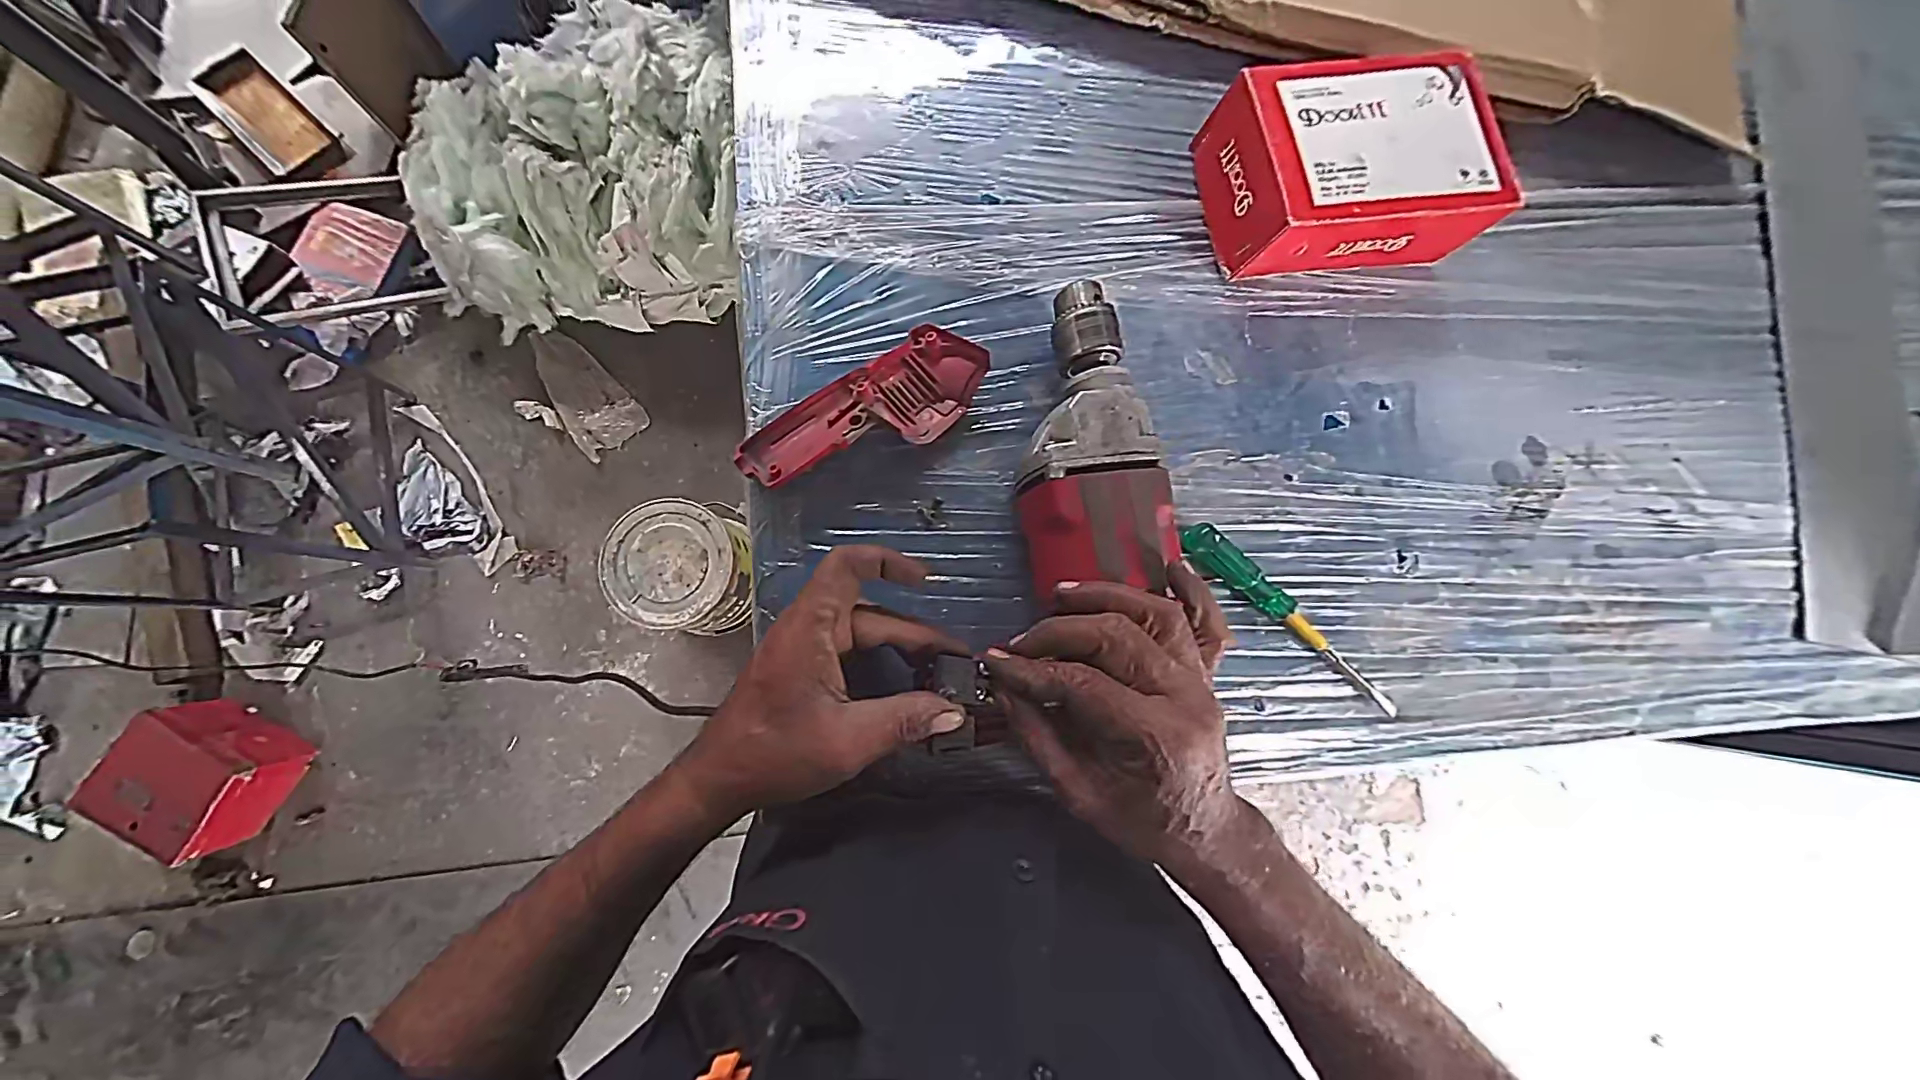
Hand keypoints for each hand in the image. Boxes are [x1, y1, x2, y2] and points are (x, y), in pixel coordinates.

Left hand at [670, 545, 968, 820]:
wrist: (719, 780)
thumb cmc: (772, 753)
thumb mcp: (847, 740)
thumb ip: (904, 721)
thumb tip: (952, 713)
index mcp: (810, 627)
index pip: (846, 566)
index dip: (887, 562)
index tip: (923, 581)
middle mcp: (807, 629)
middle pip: (869, 611)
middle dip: (914, 632)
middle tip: (952, 660)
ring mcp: (804, 649)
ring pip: (862, 634)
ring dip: (899, 649)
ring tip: (937, 673)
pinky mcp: (803, 670)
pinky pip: (850, 653)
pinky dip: (880, 662)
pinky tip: (905, 687)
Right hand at [983, 560, 1240, 866]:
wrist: (1203, 832)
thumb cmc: (1143, 822)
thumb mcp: (1078, 792)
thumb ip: (1037, 735)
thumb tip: (1004, 687)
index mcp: (1155, 736)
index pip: (1084, 683)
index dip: (1033, 669)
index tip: (997, 661)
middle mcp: (1186, 698)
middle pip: (1118, 638)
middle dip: (1059, 632)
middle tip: (1021, 642)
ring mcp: (1202, 680)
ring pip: (1157, 615)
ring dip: (1107, 595)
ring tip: (1063, 594)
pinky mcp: (1207, 673)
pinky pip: (1205, 622)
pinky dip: (1190, 590)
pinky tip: (1170, 567)